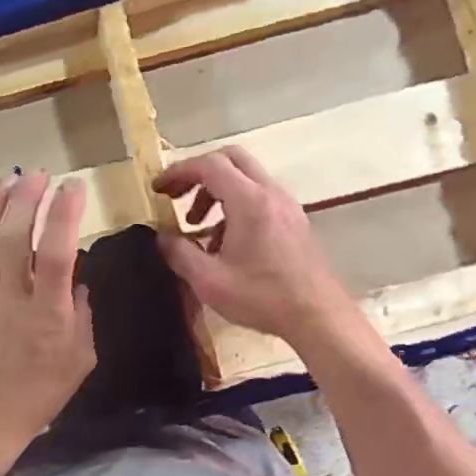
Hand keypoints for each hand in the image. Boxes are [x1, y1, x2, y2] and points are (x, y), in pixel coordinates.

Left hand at [0, 172, 95, 464]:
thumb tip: (76, 278)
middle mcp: (14, 301)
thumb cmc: (46, 390)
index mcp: (49, 314)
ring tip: (9, 181)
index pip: (57, 254)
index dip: (65, 216)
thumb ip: (82, 313)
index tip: (75, 187)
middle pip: (14, 239)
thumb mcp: (83, 357)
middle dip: (27, 200)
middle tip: (40, 175)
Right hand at [154, 147, 361, 350]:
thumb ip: (178, 253)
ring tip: (198, 228)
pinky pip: (259, 197)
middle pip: (231, 160)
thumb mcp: (209, 281)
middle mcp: (270, 193)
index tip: (158, 189)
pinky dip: (235, 206)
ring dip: (216, 192)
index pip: (209, 165)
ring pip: (246, 178)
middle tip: (177, 197)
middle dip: (198, 173)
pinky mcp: (294, 220)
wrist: (318, 316)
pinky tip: (225, 243)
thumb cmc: (262, 297)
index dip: (178, 171)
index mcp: (249, 201)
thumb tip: (161, 236)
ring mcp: (286, 205)